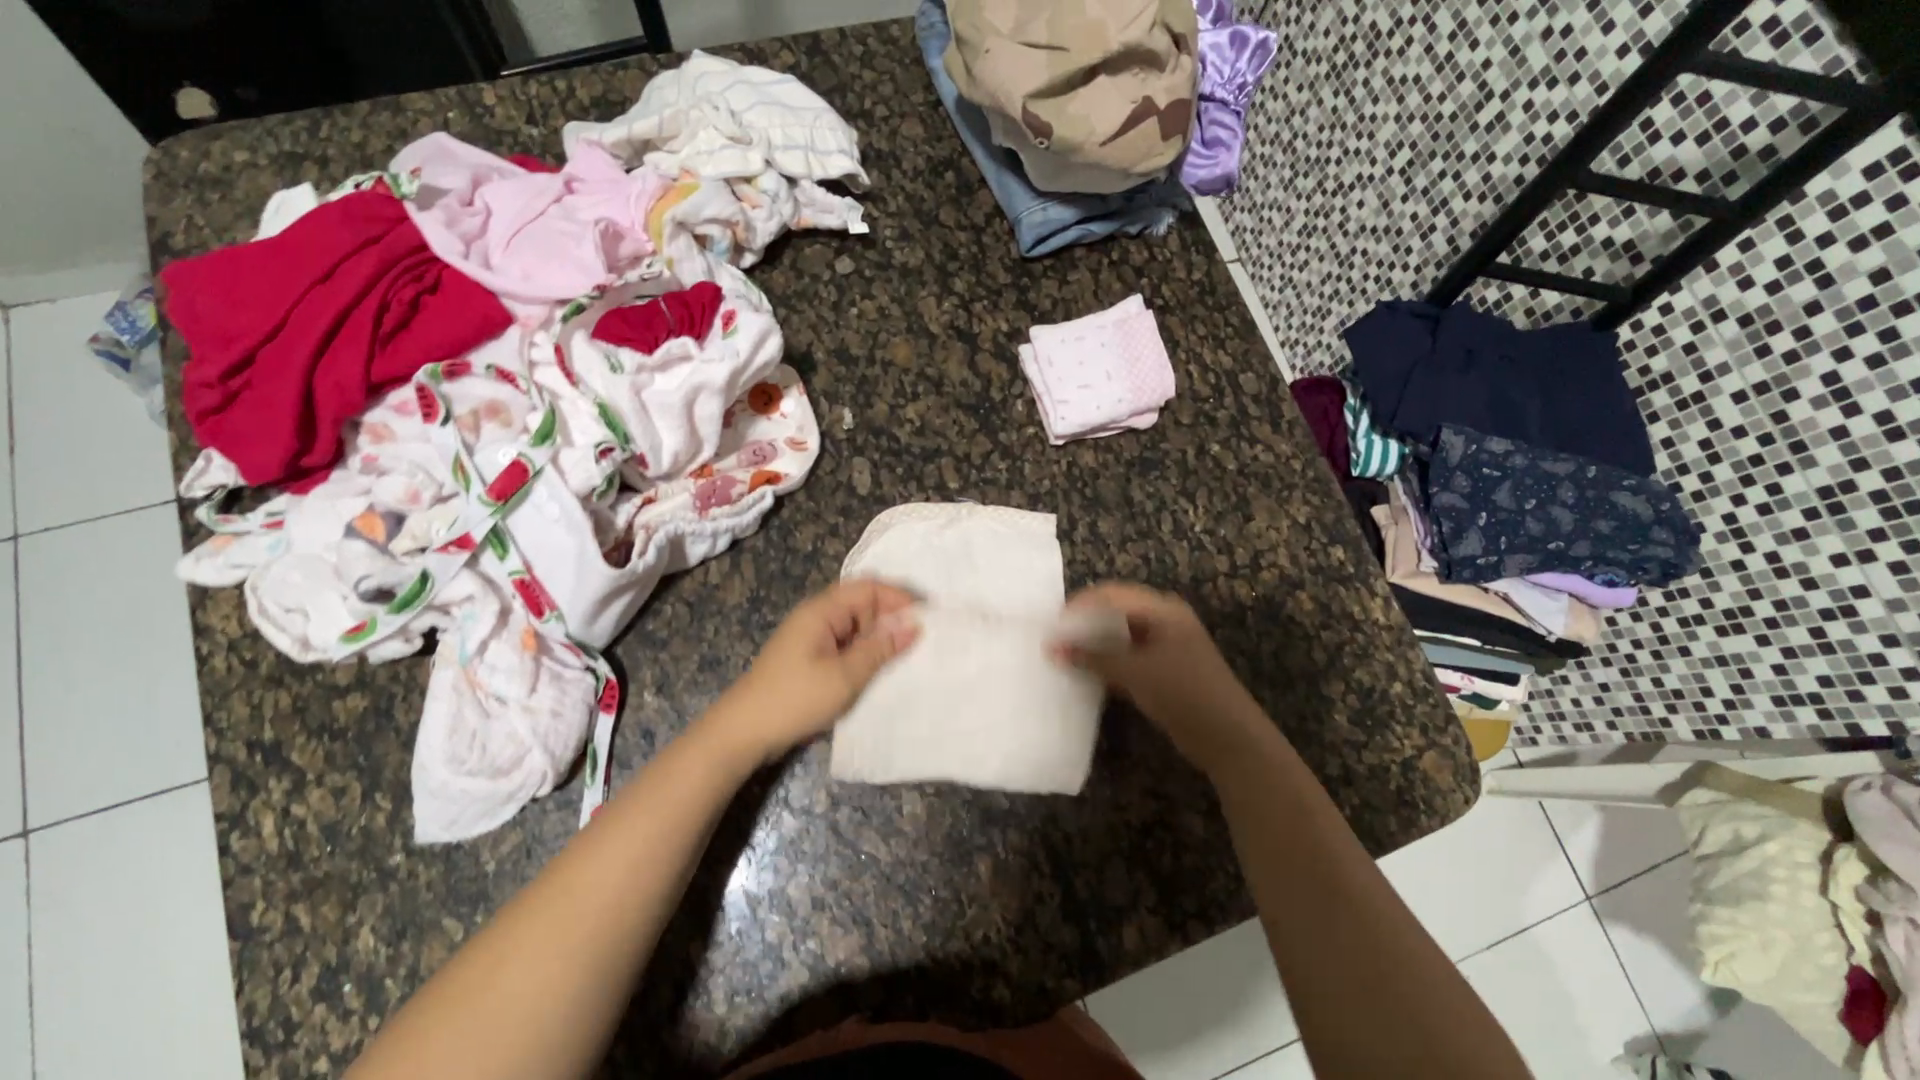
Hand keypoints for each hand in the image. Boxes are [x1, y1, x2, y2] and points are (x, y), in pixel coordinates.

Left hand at [695, 580, 919, 768]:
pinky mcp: (810, 662)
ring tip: (908, 660)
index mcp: (822, 611)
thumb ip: (880, 649)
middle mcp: (817, 618)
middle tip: (922, 643)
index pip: (868, 587)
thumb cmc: (794, 699)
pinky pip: (846, 649)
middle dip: (892, 620)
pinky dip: (865, 657)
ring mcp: (812, 640)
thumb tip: (913, 625)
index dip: (899, 598)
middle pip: (863, 605)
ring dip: (880, 641)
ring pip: (856, 629)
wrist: (743, 733)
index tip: (927, 620)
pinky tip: (881, 674)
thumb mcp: (845, 676)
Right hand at [1052, 582, 1276, 774]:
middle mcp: (1165, 621)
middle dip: (1084, 623)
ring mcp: (1167, 646)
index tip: (1051, 625)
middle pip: (1116, 611)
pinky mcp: (1164, 671)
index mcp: (1164, 610)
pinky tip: (1086, 673)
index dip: (1080, 606)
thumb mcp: (1134, 672)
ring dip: (1094, 644)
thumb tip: (1052, 648)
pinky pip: (1128, 656)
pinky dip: (1107, 662)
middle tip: (1054, 639)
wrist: (1227, 737)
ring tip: (1064, 655)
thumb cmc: (1182, 693)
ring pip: (1121, 635)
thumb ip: (1092, 658)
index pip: (1112, 595)